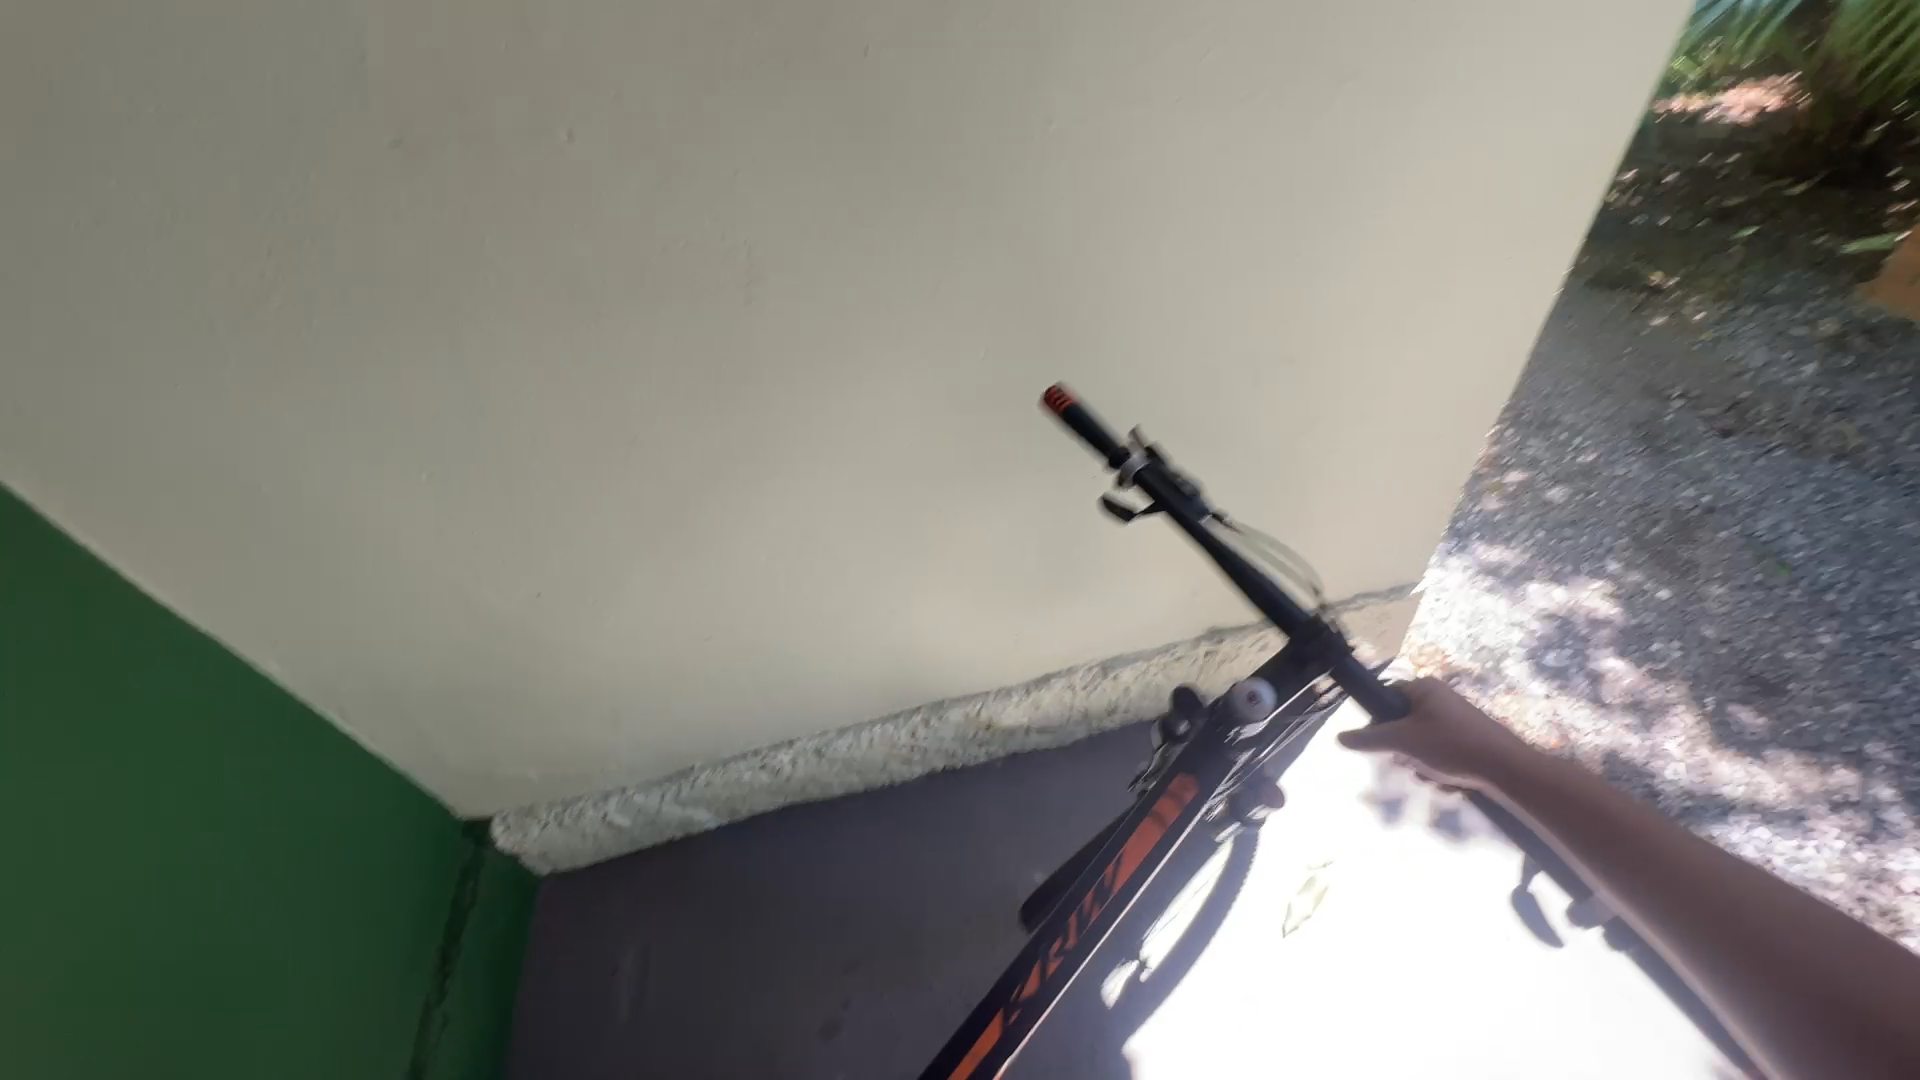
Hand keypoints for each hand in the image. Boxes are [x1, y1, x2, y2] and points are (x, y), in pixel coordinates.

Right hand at [1336, 677, 1532, 790]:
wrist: (1510, 771)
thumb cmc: (1451, 745)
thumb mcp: (1402, 741)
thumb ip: (1368, 739)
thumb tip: (1339, 738)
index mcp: (1425, 689)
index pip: (1387, 696)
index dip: (1378, 720)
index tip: (1380, 743)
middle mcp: (1442, 699)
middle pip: (1403, 723)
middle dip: (1402, 750)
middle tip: (1408, 763)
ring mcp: (1459, 721)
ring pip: (1422, 742)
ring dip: (1421, 764)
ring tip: (1431, 778)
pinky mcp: (1473, 741)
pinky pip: (1443, 753)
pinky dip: (1441, 769)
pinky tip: (1448, 784)